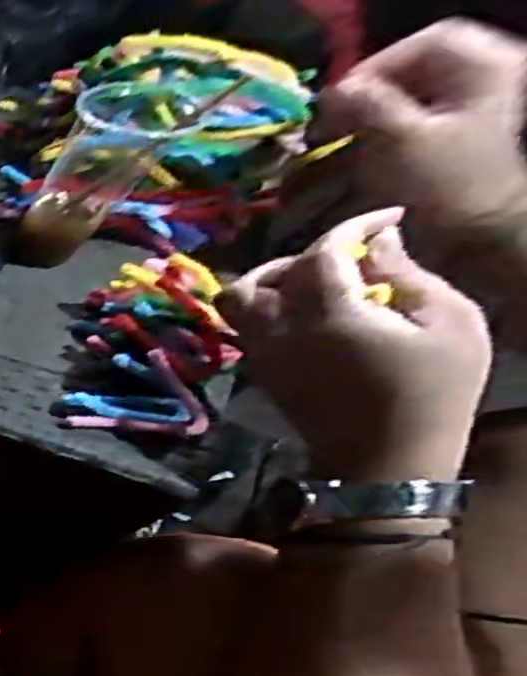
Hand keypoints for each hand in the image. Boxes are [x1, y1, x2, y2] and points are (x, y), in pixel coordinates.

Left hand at [220, 208, 492, 481]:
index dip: (351, 227)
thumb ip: (404, 275)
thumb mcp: (446, 320)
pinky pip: (245, 327)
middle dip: (294, 258)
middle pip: (250, 283)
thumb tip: (379, 241)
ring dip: (270, 283)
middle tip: (345, 255)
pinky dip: (268, 307)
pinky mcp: (258, 369)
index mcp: (325, 317)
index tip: (388, 219)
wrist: (380, 450)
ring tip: (326, 280)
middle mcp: (275, 333)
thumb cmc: (431, 386)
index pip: (317, 256)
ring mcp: (259, 354)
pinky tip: (314, 308)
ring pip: (235, 306)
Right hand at [321, 20, 526, 258]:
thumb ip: (364, 108)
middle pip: (406, 68)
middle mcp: (476, 77)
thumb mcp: (397, 140)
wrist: (470, 223)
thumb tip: (330, 93)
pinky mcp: (437, 131)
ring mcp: (457, 106)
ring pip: (395, 95)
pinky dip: (360, 133)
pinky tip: (340, 151)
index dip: (373, 67)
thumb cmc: (439, 181)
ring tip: (324, 144)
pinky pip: (392, 118)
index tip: (332, 105)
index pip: (424, 42)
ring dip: (353, 118)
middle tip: (323, 127)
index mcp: (483, 67)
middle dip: (358, 96)